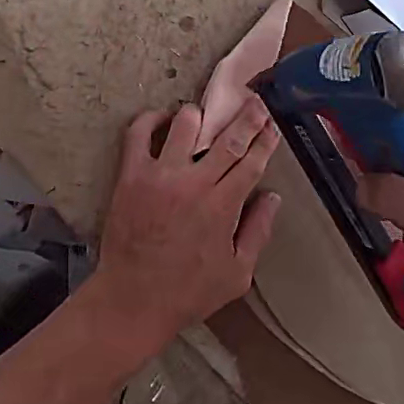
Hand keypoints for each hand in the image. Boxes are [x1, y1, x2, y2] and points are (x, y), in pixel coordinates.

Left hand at [94, 102, 282, 346]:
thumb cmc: (187, 293)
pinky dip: (151, 119)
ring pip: (186, 124)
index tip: (272, 123)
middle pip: (229, 136)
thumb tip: (273, 196)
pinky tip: (163, 118)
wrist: (130, 303)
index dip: (265, 139)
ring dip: (200, 116)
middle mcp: (195, 183)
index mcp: (223, 205)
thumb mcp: (237, 275)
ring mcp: (161, 176)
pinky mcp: (132, 176)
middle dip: (247, 116)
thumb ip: (259, 232)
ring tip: (204, 117)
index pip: (252, 160)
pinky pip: (139, 134)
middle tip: (255, 100)